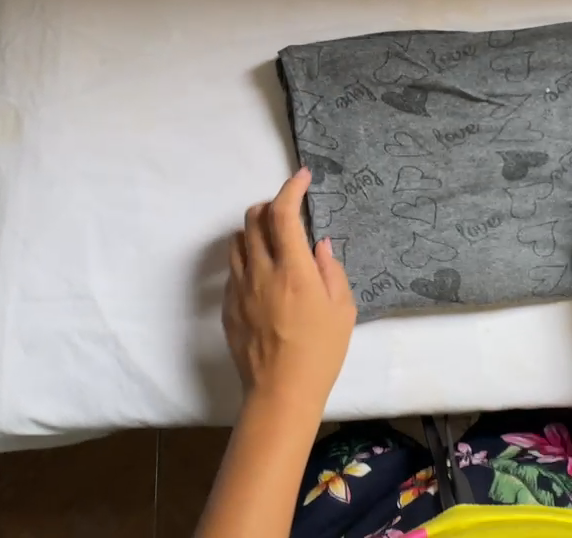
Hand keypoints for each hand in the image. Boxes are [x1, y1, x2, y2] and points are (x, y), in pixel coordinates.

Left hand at [223, 169, 355, 407]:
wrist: (281, 394)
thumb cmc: (320, 352)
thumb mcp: (343, 309)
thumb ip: (331, 270)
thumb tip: (319, 244)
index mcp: (293, 269)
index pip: (284, 213)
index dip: (291, 188)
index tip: (303, 177)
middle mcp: (261, 271)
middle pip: (253, 217)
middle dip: (271, 205)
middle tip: (289, 213)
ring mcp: (240, 288)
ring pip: (237, 239)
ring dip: (255, 230)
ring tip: (273, 241)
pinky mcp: (228, 306)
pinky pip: (233, 269)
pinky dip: (247, 258)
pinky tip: (263, 275)